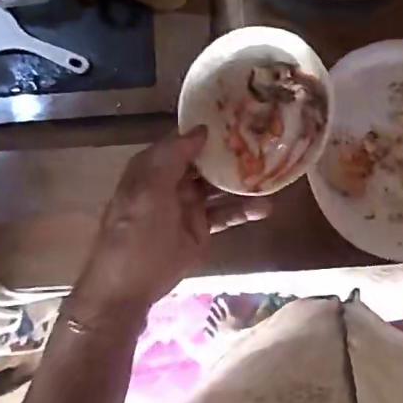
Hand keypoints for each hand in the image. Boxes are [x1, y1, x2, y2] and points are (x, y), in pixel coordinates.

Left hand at [70, 128, 269, 322]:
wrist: (128, 287)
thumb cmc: (134, 234)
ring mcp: (188, 206)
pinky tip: (266, 208)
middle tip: (267, 143)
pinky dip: (244, 211)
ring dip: (244, 183)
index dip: (208, 129)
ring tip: (274, 176)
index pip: (184, 140)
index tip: (240, 116)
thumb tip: (201, 130)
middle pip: (207, 162)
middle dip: (233, 154)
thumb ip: (173, 157)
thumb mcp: (148, 190)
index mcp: (154, 167)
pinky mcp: (201, 229)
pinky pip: (225, 214)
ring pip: (220, 188)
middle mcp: (173, 181)